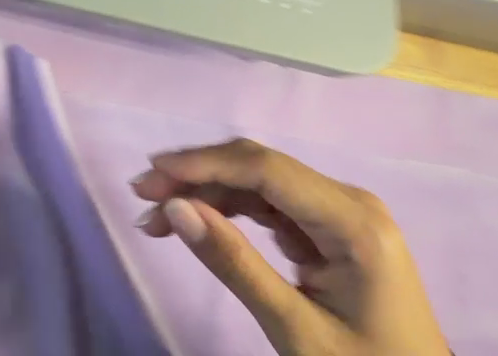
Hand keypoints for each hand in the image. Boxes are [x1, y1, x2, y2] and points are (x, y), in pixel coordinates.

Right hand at [132, 139, 450, 355]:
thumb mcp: (298, 331)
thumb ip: (235, 265)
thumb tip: (173, 208)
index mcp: (355, 222)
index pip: (265, 169)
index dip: (202, 164)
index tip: (150, 176)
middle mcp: (351, 204)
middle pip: (259, 169)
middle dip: (197, 176)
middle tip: (142, 196)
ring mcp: (343, 216)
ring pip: (259, 183)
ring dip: (208, 192)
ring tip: (159, 214)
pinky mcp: (332, 232)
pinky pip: (271, 206)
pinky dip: (230, 210)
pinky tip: (200, 222)